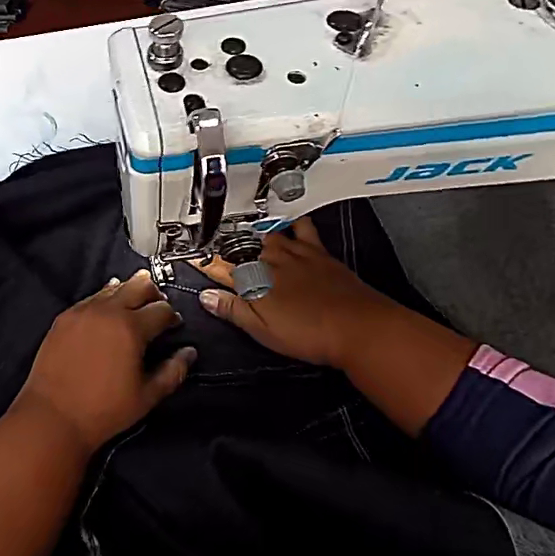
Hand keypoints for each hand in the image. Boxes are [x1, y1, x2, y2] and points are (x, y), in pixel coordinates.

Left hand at [12, 271, 195, 453]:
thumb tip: (189, 352)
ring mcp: (83, 311)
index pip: (161, 309)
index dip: (172, 316)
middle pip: (139, 285)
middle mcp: (108, 311)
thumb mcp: (147, 396)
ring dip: (129, 293)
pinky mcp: (65, 317)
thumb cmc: (104, 410)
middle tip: (157, 308)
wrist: (53, 417)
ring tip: (134, 307)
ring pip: (113, 288)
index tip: (175, 325)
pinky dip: (105, 300)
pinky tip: (107, 311)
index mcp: (131, 328)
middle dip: (154, 294)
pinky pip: (91, 298)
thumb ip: (173, 371)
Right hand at [198, 217, 406, 368]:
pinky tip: (291, 221)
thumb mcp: (264, 331)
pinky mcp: (318, 251)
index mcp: (254, 281)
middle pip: (244, 249)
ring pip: (269, 235)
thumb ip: (233, 310)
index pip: (222, 269)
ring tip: (252, 239)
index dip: (209, 267)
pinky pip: (302, 227)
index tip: (197, 263)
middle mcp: (272, 261)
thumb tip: (207, 297)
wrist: (357, 326)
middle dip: (233, 252)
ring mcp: (296, 253)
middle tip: (228, 257)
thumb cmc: (310, 334)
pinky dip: (293, 222)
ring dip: (258, 237)